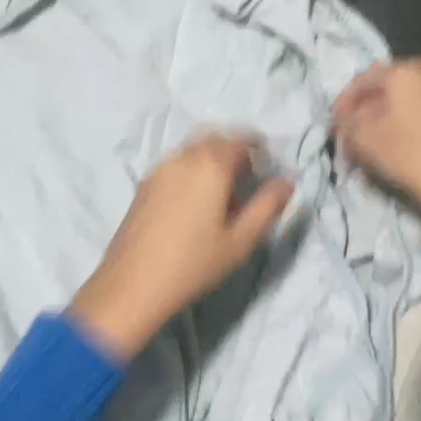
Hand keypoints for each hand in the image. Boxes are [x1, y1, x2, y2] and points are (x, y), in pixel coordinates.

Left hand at [69, 132, 294, 359]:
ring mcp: (158, 169)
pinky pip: (174, 165)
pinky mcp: (144, 185)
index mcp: (211, 164)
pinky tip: (194, 203)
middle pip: (215, 138)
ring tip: (221, 194)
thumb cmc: (194, 263)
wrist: (133, 282)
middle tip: (247, 179)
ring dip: (211, 160)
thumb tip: (286, 182)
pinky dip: (191, 170)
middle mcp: (182, 156)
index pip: (242, 139)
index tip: (268, 169)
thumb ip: (268, 206)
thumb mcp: (241, 240)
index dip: (259, 150)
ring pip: (192, 150)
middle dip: (234, 150)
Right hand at [332, 58, 420, 200]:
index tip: (334, 123)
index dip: (344, 101)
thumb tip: (346, 118)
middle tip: (352, 132)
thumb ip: (348, 122)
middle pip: (388, 87)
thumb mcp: (363, 137)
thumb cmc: (407, 150)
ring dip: (387, 117)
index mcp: (405, 70)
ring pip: (408, 100)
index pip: (364, 78)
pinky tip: (398, 144)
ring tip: (372, 142)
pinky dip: (407, 123)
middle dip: (366, 109)